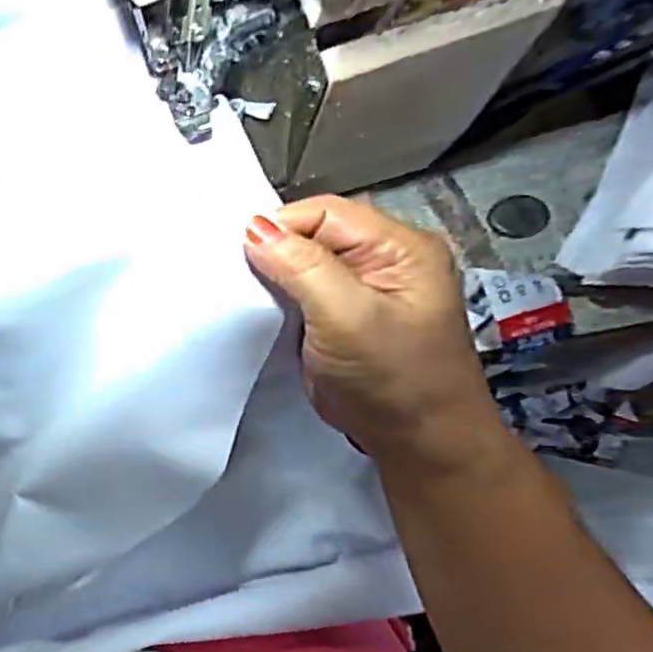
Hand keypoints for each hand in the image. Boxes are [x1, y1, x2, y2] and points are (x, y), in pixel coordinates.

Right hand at [242, 195, 502, 471]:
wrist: (416, 439)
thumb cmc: (392, 378)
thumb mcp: (347, 316)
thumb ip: (303, 267)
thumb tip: (254, 228)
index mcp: (399, 247)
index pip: (325, 213)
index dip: (280, 228)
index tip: (241, 258)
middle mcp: (381, 260)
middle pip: (312, 233)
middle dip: (273, 250)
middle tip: (237, 277)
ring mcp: (360, 290)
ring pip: (302, 263)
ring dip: (271, 275)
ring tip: (244, 293)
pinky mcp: (339, 317)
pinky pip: (300, 291)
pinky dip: (276, 296)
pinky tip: (258, 308)